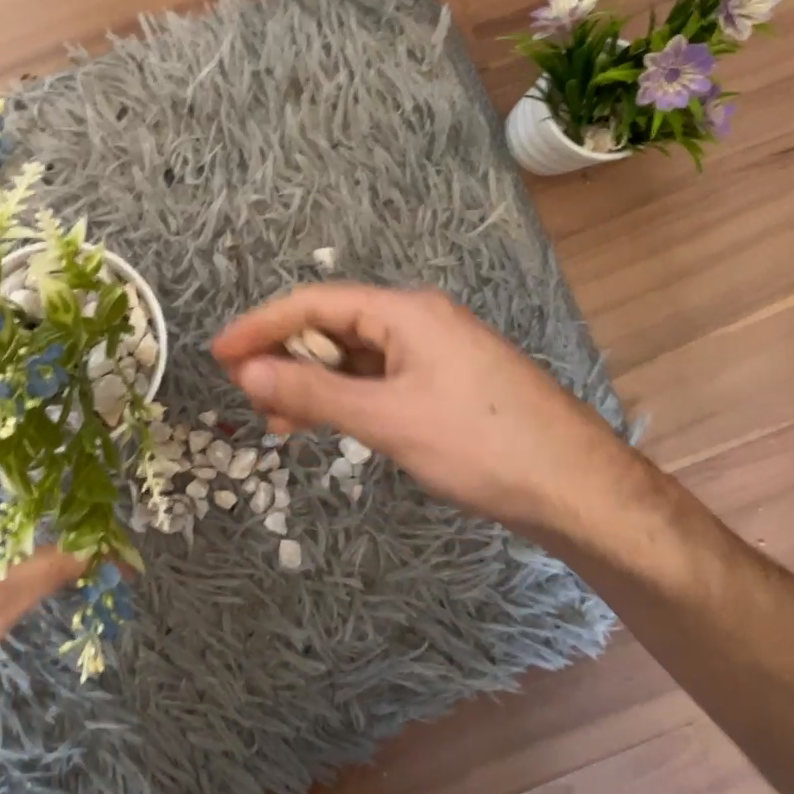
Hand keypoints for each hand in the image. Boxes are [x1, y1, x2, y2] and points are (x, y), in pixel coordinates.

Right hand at [211, 284, 637, 527]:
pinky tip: (324, 425)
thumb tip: (245, 371)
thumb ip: (312, 394)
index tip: (216, 354)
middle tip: (245, 395)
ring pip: (353, 358)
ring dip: (312, 384)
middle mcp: (418, 321)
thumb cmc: (480, 445)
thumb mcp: (386, 419)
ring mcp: (433, 354)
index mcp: (405, 312)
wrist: (577, 489)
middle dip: (284, 358)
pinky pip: (377, 381)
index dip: (259, 325)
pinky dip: (344, 399)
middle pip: (332, 327)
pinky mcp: (443, 385)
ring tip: (277, 422)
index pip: (313, 303)